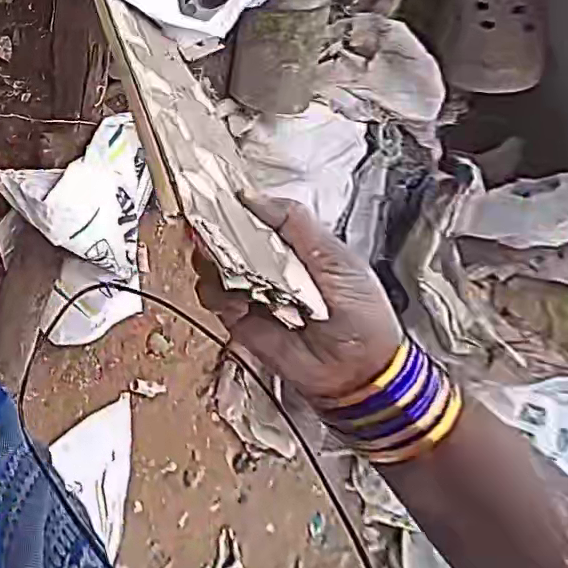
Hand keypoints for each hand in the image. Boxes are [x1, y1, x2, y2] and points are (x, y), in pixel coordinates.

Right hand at [197, 191, 403, 403]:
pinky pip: (208, 292)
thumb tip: (247, 195)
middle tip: (217, 237)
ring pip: (206, 261)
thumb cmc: (361, 315)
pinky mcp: (232, 311)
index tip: (213, 200)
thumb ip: (296, 223)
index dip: (226, 206)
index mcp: (284, 241)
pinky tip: (240, 301)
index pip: (245, 214)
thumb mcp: (336, 258)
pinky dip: (218, 293)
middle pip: (218, 234)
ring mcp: (243, 284)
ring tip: (238, 276)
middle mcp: (258, 260)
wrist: (359, 371)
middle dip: (212, 232)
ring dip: (214, 264)